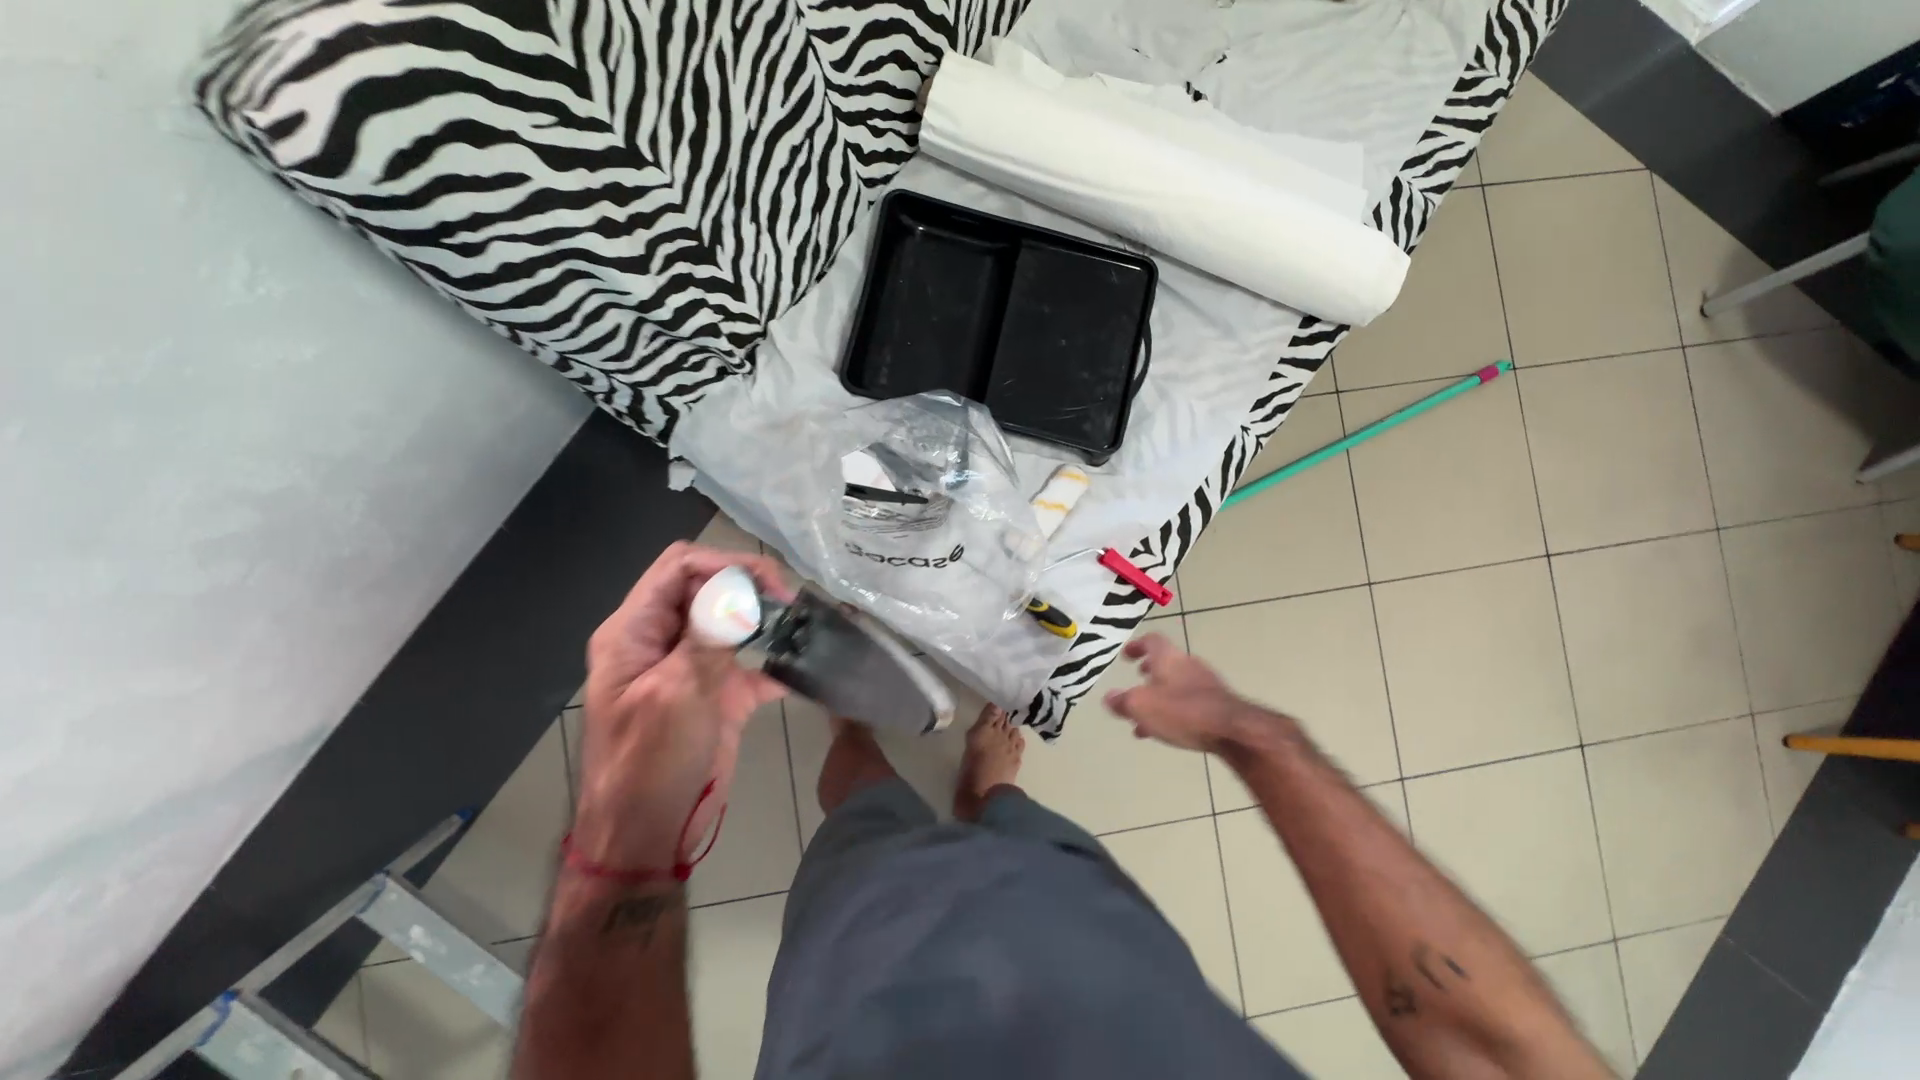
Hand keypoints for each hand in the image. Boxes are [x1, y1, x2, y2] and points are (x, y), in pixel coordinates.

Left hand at [570, 541, 792, 873]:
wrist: (645, 841)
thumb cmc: (648, 768)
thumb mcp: (675, 696)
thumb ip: (707, 638)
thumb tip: (738, 588)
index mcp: (634, 632)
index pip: (679, 569)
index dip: (724, 565)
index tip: (769, 584)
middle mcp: (659, 643)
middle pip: (706, 590)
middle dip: (748, 587)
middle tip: (791, 604)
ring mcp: (689, 671)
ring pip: (730, 625)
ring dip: (764, 620)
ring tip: (802, 625)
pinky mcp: (716, 700)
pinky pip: (749, 669)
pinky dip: (775, 664)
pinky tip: (803, 670)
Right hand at [1103, 633, 1257, 752]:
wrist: (1232, 731)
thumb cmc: (1181, 711)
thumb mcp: (1141, 706)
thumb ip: (1122, 701)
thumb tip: (1109, 697)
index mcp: (1169, 658)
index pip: (1152, 640)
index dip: (1137, 646)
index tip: (1127, 655)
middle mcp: (1188, 665)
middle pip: (1167, 662)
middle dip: (1150, 673)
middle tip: (1138, 682)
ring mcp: (1207, 684)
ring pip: (1177, 685)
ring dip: (1161, 696)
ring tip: (1147, 717)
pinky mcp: (1218, 703)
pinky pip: (1190, 702)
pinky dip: (1176, 710)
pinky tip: (1169, 730)